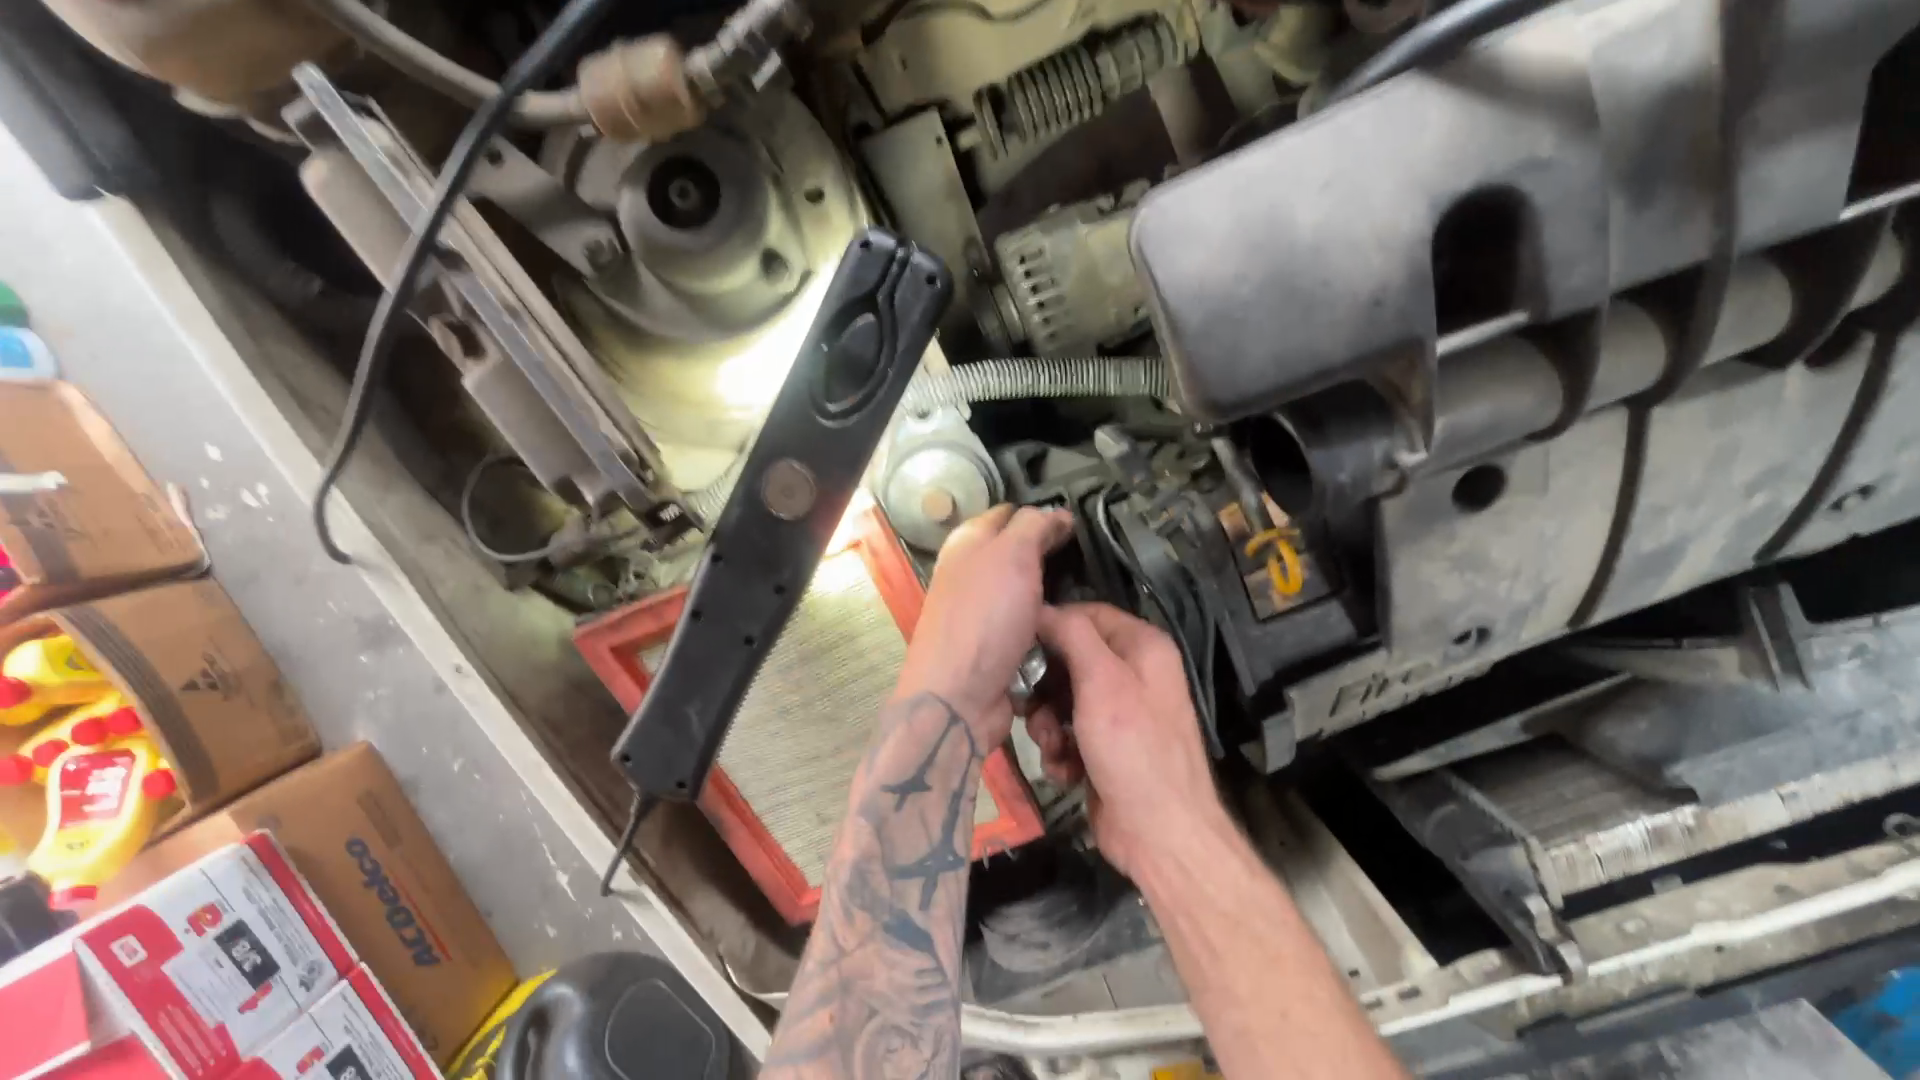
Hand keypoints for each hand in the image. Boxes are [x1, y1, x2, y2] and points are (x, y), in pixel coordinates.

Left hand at [894, 505, 1073, 744]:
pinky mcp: (995, 648)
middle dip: (1055, 559)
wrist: (959, 699)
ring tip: (1092, 596)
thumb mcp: (1012, 557)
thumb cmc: (984, 620)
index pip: (1012, 513)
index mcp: (967, 542)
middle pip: (1021, 555)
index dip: (1045, 515)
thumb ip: (1035, 526)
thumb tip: (1058, 513)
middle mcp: (970, 574)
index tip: (1082, 527)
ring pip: (1029, 594)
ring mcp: (982, 614)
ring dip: (1056, 597)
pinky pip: (1031, 629)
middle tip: (1094, 564)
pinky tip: (1074, 630)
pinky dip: (1049, 630)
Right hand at [1030, 602, 1228, 877]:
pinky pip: (1068, 735)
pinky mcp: (1104, 750)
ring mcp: (1119, 715)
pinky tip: (1065, 771)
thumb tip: (1042, 607)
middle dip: (1044, 688)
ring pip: (1061, 701)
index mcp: (1143, 647)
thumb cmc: (1134, 749)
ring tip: (1054, 748)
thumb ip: (1072, 635)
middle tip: (1031, 708)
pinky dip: (1060, 752)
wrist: (1160, 834)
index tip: (1018, 648)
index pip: (1086, 615)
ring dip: (1048, 725)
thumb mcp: (1102, 682)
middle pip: (1068, 660)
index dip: (1052, 628)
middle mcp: (1133, 674)